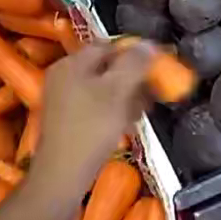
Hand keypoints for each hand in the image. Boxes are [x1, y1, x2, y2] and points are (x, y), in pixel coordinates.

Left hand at [29, 41, 155, 194]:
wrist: (63, 175)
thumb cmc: (91, 128)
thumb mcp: (117, 91)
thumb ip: (134, 64)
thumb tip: (148, 44)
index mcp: (71, 64)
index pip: (108, 45)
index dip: (134, 52)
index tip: (156, 64)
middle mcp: (64, 77)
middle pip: (106, 67)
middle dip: (132, 77)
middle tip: (153, 90)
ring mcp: (63, 99)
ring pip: (103, 88)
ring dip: (126, 96)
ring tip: (143, 110)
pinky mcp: (68, 120)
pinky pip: (96, 105)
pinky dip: (114, 110)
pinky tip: (127, 123)